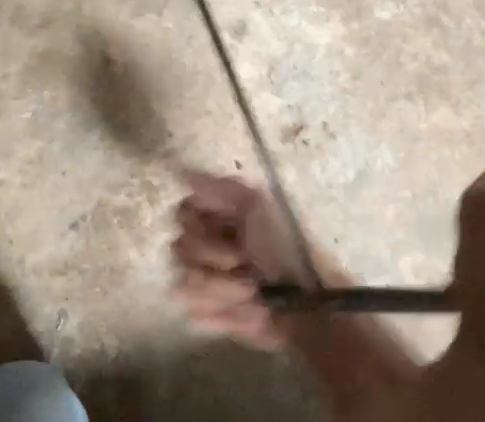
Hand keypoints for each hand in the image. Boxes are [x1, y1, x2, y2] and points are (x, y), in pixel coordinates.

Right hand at [169, 169, 307, 348]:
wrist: (305, 301)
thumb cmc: (283, 247)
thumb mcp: (255, 205)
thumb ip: (216, 187)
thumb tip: (179, 170)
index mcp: (214, 218)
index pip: (181, 213)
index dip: (199, 223)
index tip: (225, 227)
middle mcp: (204, 247)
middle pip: (180, 248)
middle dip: (214, 256)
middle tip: (243, 262)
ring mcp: (204, 282)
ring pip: (185, 282)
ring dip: (222, 287)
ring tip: (251, 292)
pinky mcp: (208, 315)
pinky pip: (195, 312)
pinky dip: (222, 312)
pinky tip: (244, 310)